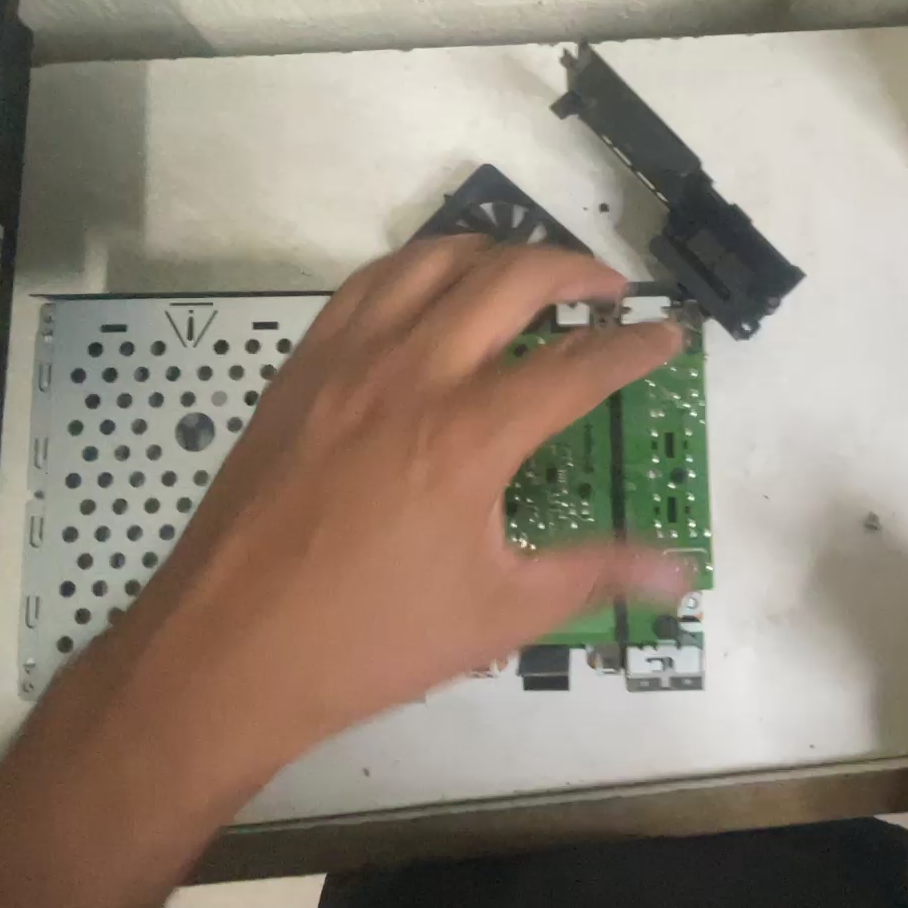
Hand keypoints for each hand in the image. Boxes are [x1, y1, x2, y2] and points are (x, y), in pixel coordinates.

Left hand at [32, 235, 691, 801]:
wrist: (225, 652)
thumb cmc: (372, 639)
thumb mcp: (502, 613)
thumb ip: (599, 574)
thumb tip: (681, 576)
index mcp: (469, 434)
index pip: (579, 366)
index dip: (635, 347)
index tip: (668, 334)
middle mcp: (412, 372)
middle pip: (512, 280)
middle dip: (577, 271)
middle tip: (612, 289)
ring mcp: (347, 359)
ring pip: (435, 260)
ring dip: (498, 254)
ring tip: (531, 275)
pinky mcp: (301, 366)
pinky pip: (368, 284)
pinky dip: (421, 269)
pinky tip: (435, 293)